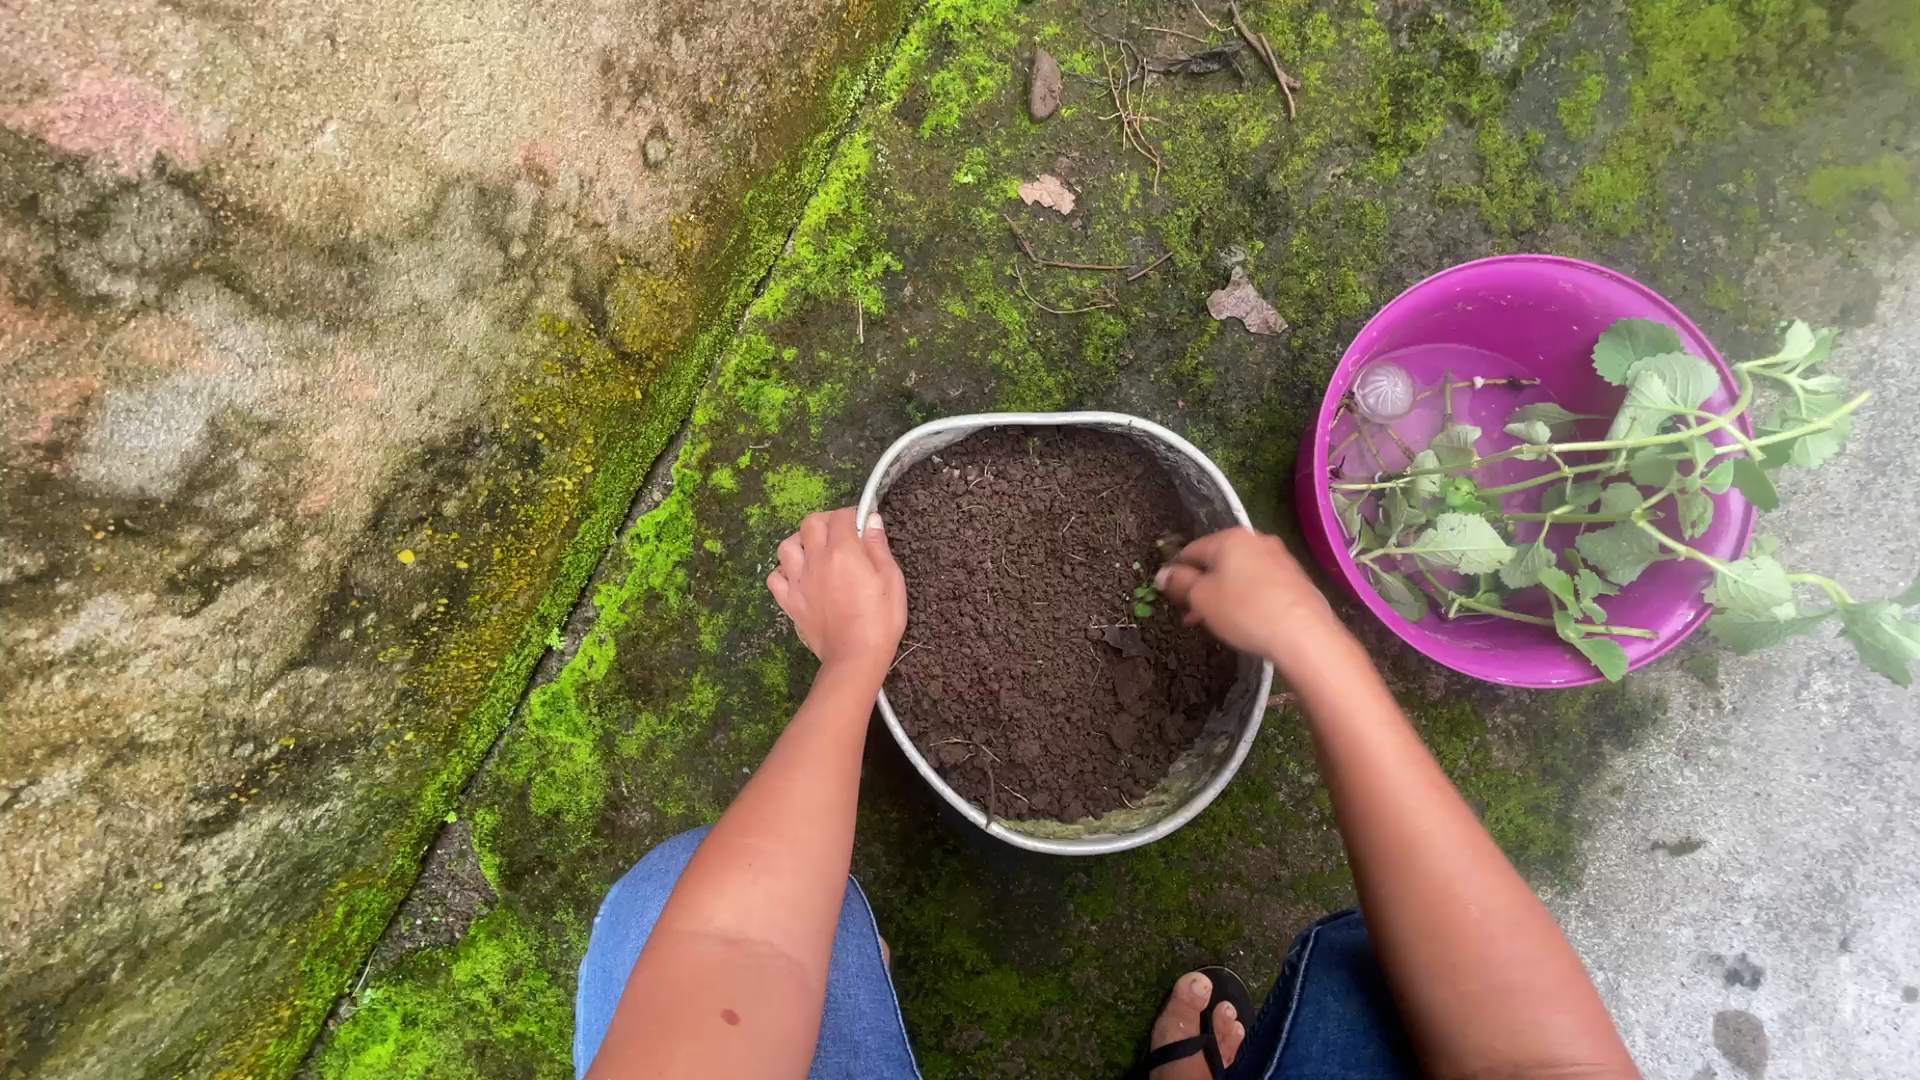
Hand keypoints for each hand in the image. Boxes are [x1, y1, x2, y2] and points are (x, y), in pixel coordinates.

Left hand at [767, 507, 907, 680]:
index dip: (852, 515)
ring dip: (801, 542)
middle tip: (840, 534)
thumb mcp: (891, 579)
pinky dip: (784, 572)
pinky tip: (799, 577)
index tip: (862, 524)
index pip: (841, 516)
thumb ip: (879, 546)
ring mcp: (798, 581)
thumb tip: (872, 520)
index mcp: (843, 551)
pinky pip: (775, 577)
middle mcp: (816, 560)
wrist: (855, 657)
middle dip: (826, 522)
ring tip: (815, 552)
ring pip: (787, 546)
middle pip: (810, 523)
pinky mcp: (789, 601)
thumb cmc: (881, 619)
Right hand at [1155, 527, 1346, 669]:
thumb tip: (1163, 573)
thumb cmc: (1244, 610)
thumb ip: (1180, 582)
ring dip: (1222, 593)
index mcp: (1230, 538)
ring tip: (1216, 621)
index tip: (1171, 596)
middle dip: (1201, 586)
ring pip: (1238, 573)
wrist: (1304, 634)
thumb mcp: (1202, 597)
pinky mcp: (1295, 578)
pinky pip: (1260, 583)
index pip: (1191, 550)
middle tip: (1192, 613)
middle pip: (1217, 561)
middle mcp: (1256, 540)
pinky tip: (1243, 620)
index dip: (1177, 573)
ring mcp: (1280, 558)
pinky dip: (1246, 597)